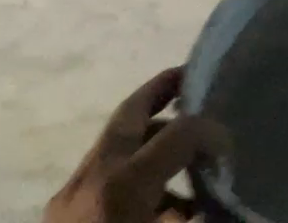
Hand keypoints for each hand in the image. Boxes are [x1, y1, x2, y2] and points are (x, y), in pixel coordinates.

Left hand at [45, 68, 230, 222]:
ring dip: (145, 141)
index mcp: (122, 187)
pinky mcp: (56, 222)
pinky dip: (127, 175)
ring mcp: (66, 202)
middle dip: (159, 93)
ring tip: (179, 154)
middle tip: (187, 78)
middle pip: (128, 116)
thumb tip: (221, 198)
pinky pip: (97, 180)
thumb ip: (202, 213)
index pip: (179, 132)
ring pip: (110, 148)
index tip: (230, 150)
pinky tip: (152, 202)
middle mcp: (90, 181)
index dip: (211, 133)